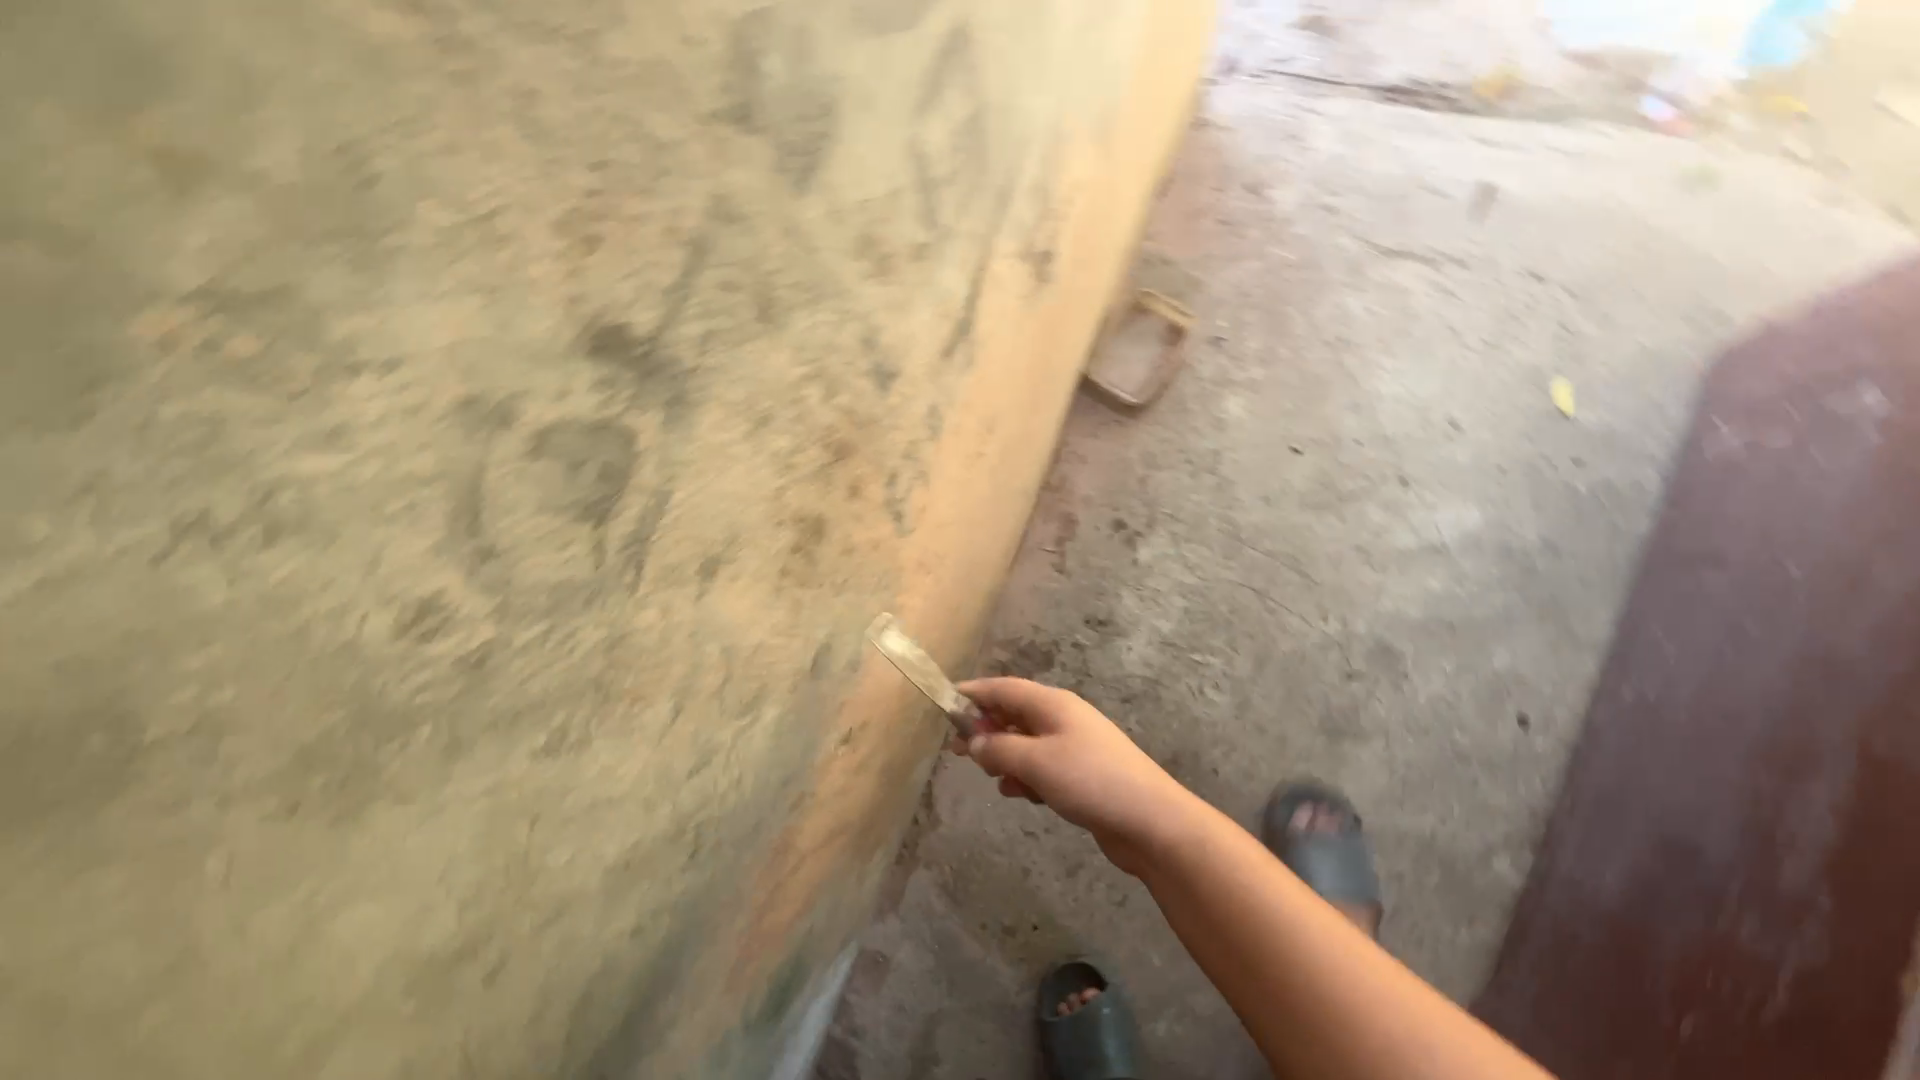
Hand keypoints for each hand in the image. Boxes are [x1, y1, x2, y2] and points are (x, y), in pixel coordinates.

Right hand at [952, 677, 1199, 874]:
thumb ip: (999, 748)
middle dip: (986, 730)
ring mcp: (1075, 746)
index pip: (1004, 688)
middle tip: (959, 752)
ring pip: (1027, 743)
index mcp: (1052, 704)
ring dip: (1006, 757)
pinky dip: (1026, 776)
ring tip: (992, 778)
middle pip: (1014, 713)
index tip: (944, 705)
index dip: (973, 693)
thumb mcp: (1035, 762)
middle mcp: (1063, 718)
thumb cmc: (1090, 781)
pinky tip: (1020, 795)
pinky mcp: (1082, 774)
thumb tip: (975, 741)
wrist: (1150, 821)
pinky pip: (1042, 766)